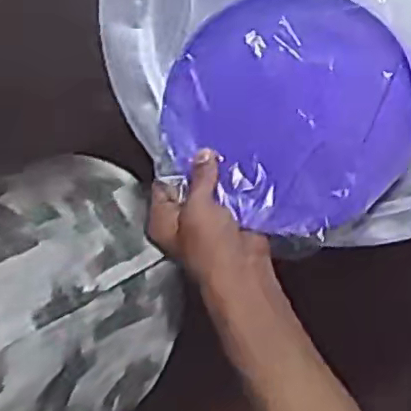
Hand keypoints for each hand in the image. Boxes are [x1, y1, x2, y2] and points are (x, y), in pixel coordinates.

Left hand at [149, 149, 272, 299]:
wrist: (241, 266)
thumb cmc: (210, 242)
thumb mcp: (199, 207)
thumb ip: (201, 179)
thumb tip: (204, 153)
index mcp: (163, 219)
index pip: (165, 186)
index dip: (178, 167)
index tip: (195, 144)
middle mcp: (182, 220)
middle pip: (191, 188)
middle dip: (205, 170)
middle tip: (219, 146)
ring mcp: (208, 222)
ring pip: (214, 193)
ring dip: (224, 179)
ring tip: (235, 155)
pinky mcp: (232, 222)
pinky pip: (234, 200)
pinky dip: (240, 189)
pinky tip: (248, 173)